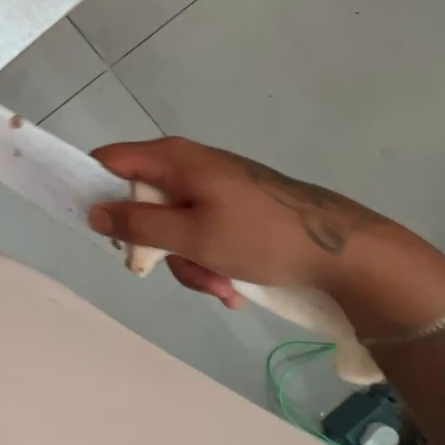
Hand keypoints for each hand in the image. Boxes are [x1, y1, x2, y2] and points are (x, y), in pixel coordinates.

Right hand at [86, 137, 396, 299]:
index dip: (94, 189)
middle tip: (175, 270)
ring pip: (173, 224)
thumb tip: (93, 212)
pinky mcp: (236, 206)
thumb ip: (136, 224)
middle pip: (142, 201)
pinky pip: (202, 230)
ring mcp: (214, 186)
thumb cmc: (262, 236)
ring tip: (221, 287)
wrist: (351, 253)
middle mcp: (188, 164)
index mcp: (172, 158)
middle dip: (156, 243)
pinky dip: (210, 258)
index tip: (99, 227)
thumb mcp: (191, 236)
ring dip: (187, 260)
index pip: (108, 160)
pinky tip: (233, 285)